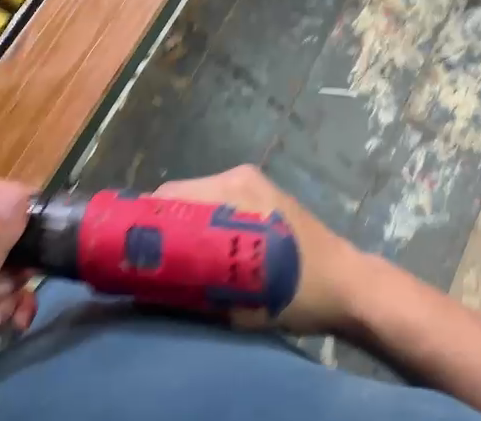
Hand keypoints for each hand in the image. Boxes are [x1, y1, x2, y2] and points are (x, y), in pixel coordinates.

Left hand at [0, 179, 35, 420]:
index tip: (49, 213)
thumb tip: (20, 190)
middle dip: (24, 253)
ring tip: (22, 309)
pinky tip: (17, 323)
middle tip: (40, 270)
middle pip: (2, 228)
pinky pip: (3, 293)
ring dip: (21, 285)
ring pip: (8, 264)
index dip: (17, 197)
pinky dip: (14, 306)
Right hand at [154, 165, 366, 335]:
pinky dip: (202, 216)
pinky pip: (217, 197)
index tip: (130, 246)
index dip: (145, 220)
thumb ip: (195, 293)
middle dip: (161, 221)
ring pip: (197, 194)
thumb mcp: (243, 303)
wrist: (350, 285)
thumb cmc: (299, 294)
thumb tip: (148, 292)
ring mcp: (250, 180)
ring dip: (182, 219)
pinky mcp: (261, 189)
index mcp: (233, 193)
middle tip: (148, 254)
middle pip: (180, 192)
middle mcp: (237, 177)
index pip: (170, 196)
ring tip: (172, 251)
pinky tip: (201, 243)